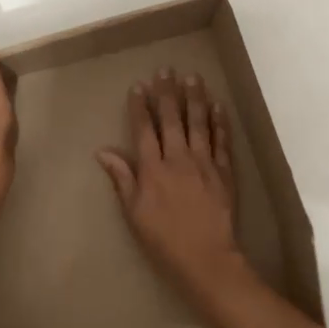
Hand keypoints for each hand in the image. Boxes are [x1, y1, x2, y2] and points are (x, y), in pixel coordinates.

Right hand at [96, 69, 249, 309]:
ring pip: (199, 123)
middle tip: (166, 69)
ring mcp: (204, 163)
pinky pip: (222, 140)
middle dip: (167, 92)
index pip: (144, 129)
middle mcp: (178, 159)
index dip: (140, 106)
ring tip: (192, 77)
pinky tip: (217, 105)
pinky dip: (219, 121)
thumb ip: (122, 178)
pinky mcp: (225, 172)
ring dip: (194, 98)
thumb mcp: (133, 212)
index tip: (138, 85)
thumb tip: (103, 151)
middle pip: (172, 119)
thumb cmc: (163, 240)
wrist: (206, 258)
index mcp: (152, 169)